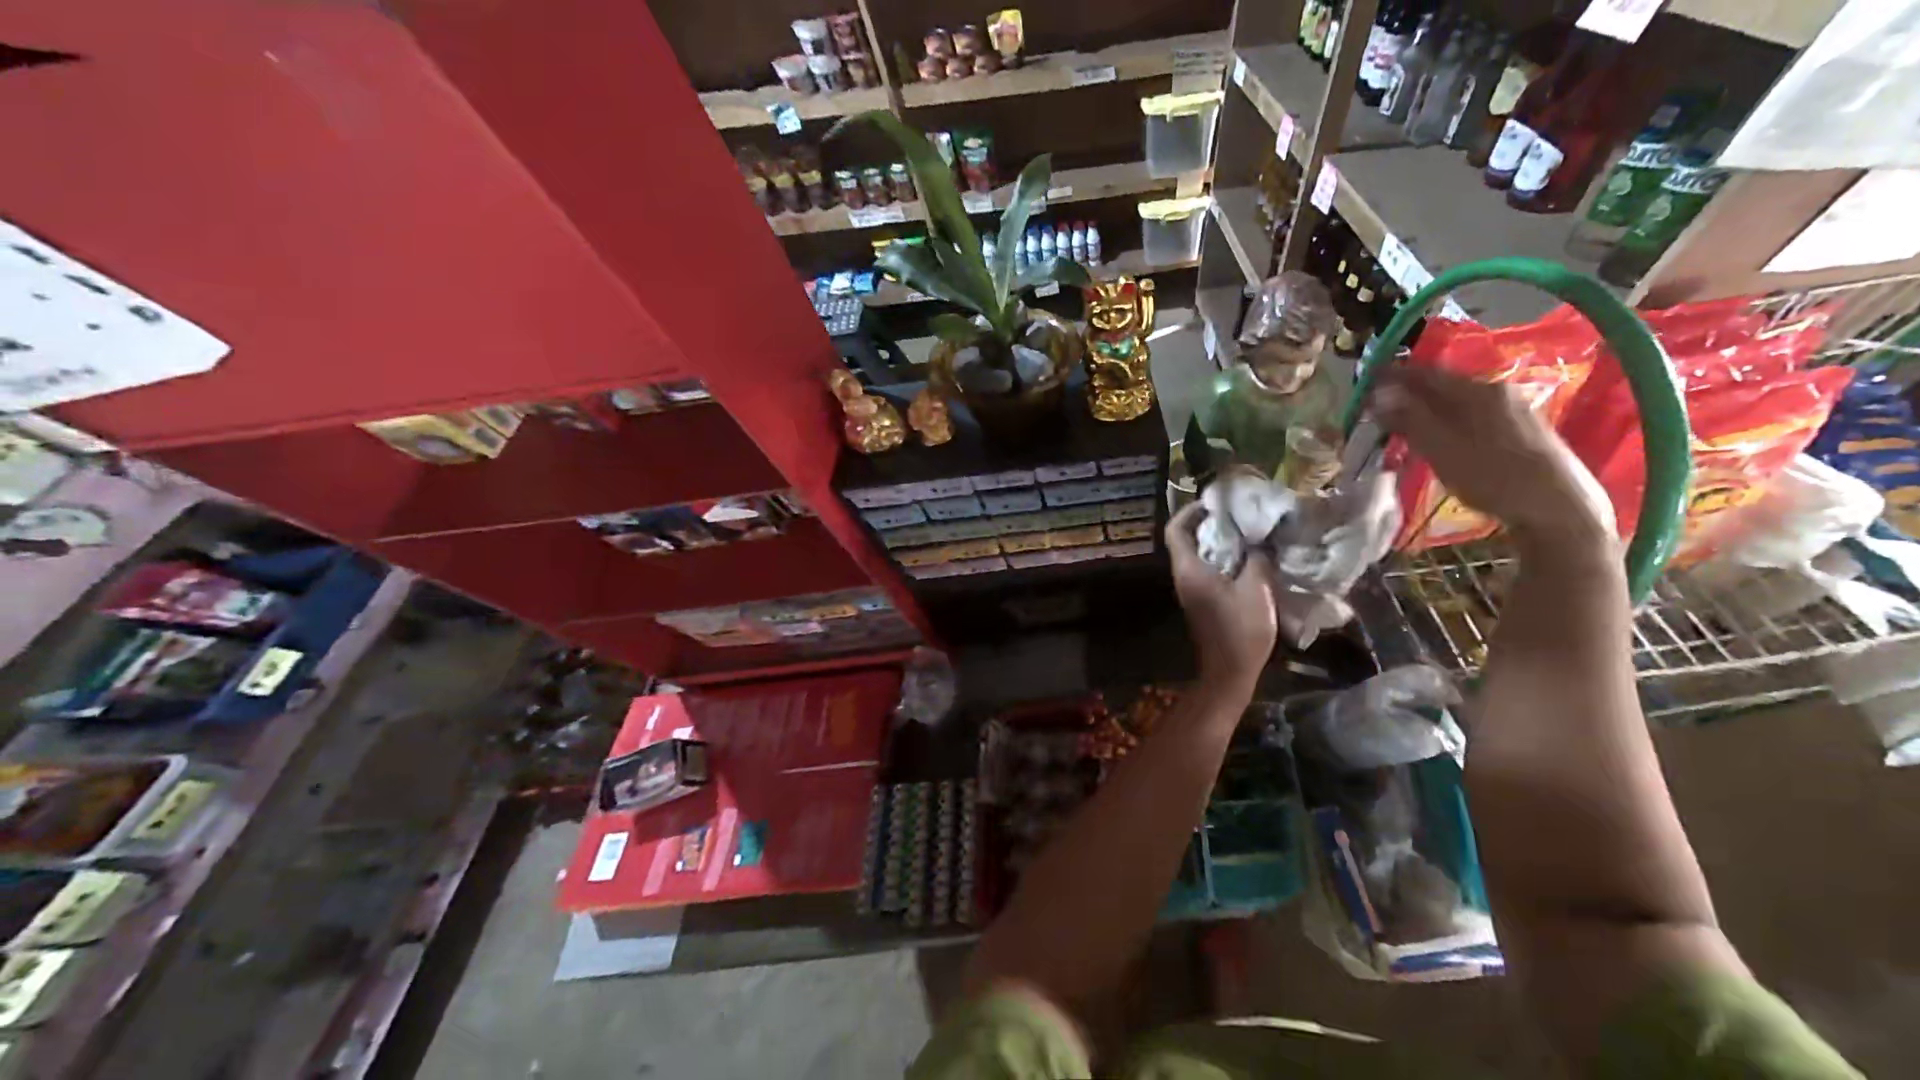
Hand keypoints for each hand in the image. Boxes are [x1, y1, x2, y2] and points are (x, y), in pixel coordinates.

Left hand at [1167, 501, 1277, 691]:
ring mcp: (1190, 590)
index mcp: (1189, 570)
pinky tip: (1250, 558)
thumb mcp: (1257, 588)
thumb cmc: (1241, 630)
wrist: (1229, 672)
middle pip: (1187, 539)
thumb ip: (1258, 557)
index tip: (1217, 502)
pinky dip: (1224, 559)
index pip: (1176, 530)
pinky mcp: (1201, 600)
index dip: (1191, 511)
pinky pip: (1207, 569)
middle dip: (1211, 523)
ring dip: (1220, 541)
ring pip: (1199, 555)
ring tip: (1250, 532)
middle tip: (1240, 513)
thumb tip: (1261, 536)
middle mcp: (1183, 576)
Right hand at [1372, 367, 1616, 554]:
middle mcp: (1497, 392)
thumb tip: (1378, 395)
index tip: (1366, 381)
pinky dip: (1446, 420)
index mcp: (1477, 391)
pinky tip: (1438, 437)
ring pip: (1457, 401)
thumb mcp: (1442, 450)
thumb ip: (1410, 420)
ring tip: (1401, 424)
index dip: (1393, 375)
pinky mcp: (1521, 429)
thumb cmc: (1494, 478)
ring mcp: (1513, 409)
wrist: (1559, 508)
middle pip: (1442, 386)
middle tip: (1377, 407)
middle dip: (1407, 393)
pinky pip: (1472, 415)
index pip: (1426, 373)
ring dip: (1425, 409)